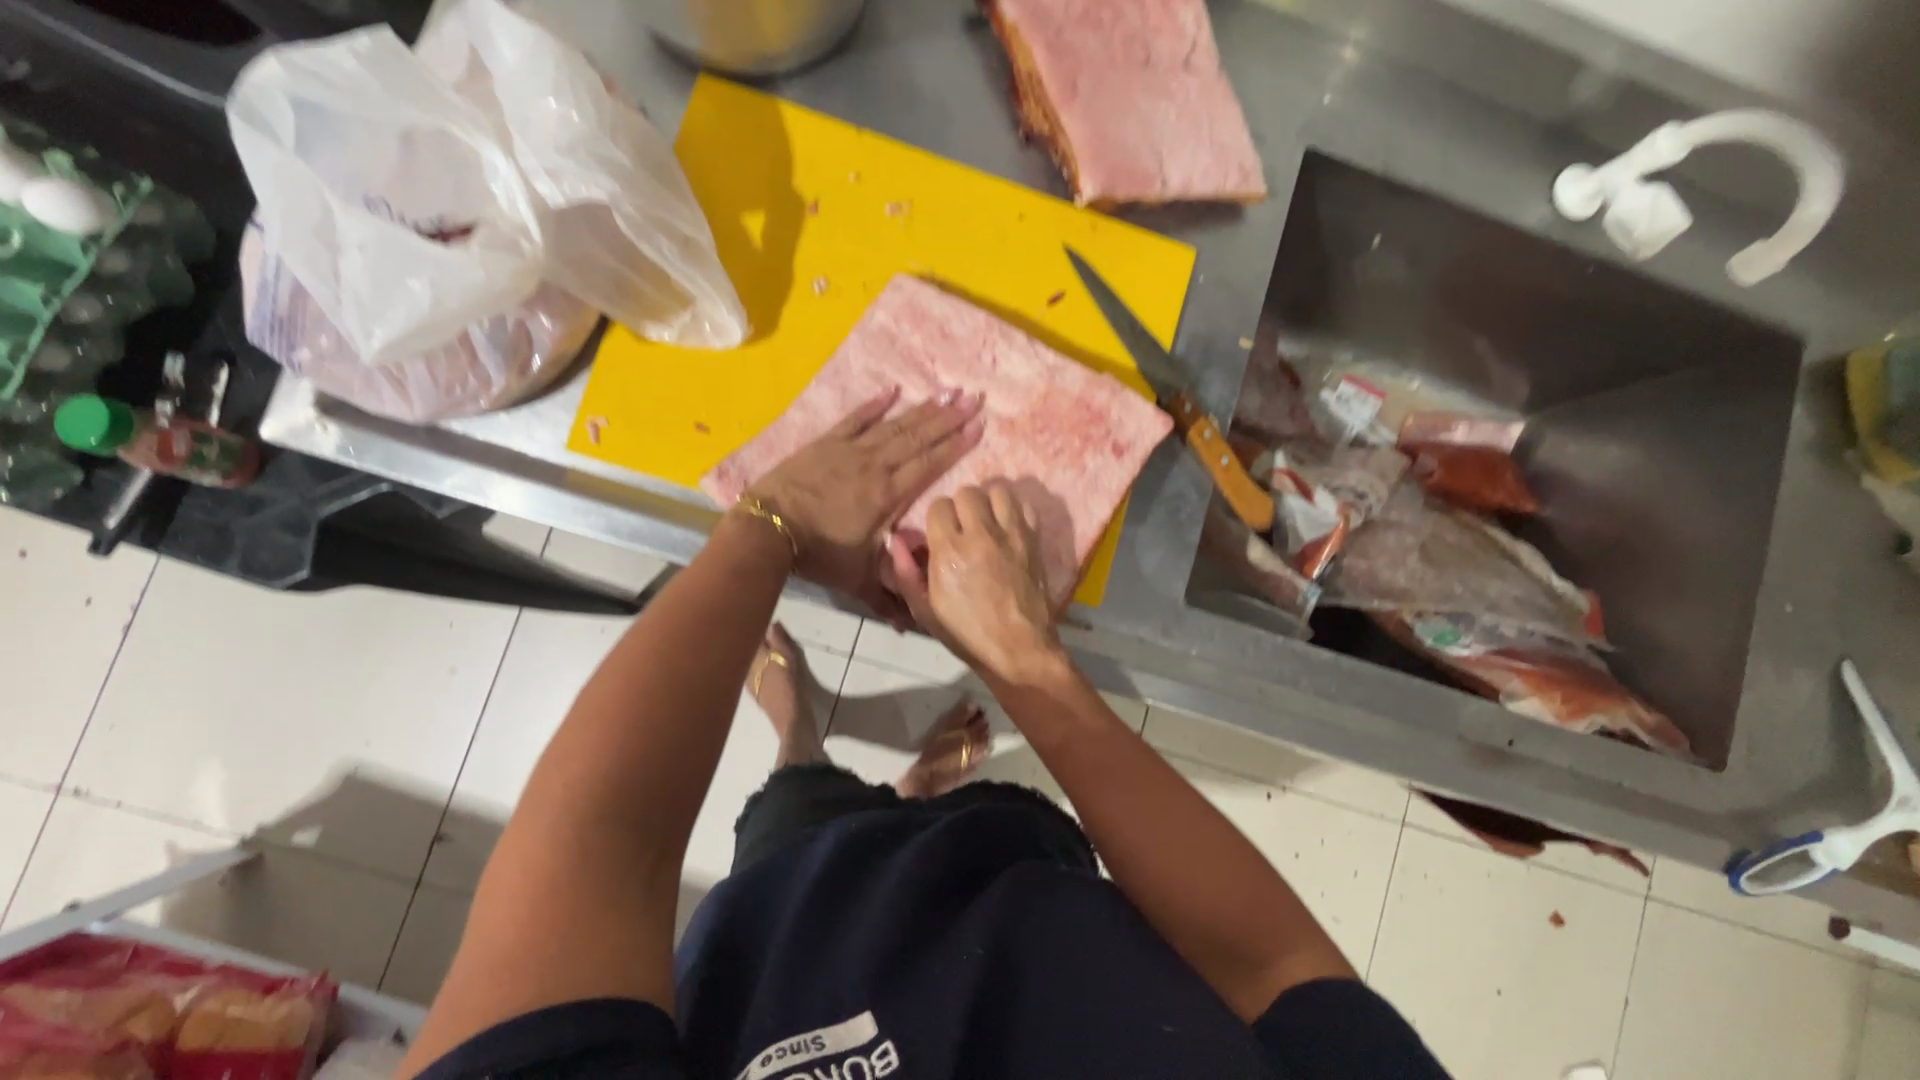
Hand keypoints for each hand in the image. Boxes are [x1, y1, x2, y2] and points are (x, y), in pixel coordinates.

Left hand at [745, 386, 983, 620]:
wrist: (768, 529)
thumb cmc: (818, 555)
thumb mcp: (857, 580)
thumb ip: (887, 596)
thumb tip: (912, 623)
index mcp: (888, 495)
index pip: (929, 464)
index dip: (956, 444)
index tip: (979, 425)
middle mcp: (875, 466)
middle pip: (918, 438)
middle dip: (949, 418)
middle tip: (975, 398)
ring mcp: (850, 450)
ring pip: (894, 424)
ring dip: (923, 409)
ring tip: (948, 392)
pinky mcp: (826, 443)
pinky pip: (856, 418)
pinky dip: (875, 405)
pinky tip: (894, 391)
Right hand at [889, 481, 1065, 684]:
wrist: (1018, 649)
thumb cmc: (966, 635)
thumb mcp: (925, 611)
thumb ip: (906, 573)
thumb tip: (895, 541)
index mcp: (949, 551)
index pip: (939, 506)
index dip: (936, 519)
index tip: (939, 536)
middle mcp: (981, 535)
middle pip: (968, 492)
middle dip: (960, 507)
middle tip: (962, 528)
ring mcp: (1011, 535)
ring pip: (998, 491)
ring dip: (988, 503)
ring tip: (986, 522)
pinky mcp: (1034, 541)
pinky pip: (1024, 507)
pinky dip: (1014, 512)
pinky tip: (1007, 530)